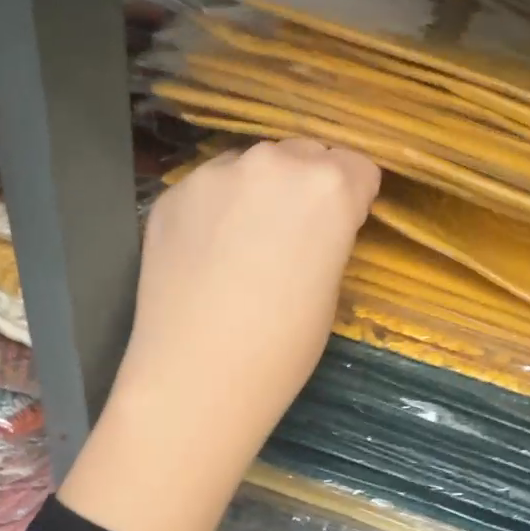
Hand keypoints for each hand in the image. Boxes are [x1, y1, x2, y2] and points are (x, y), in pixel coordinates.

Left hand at [60, 139, 380, 530]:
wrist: (197, 376)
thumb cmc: (282, 350)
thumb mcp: (330, 292)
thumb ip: (328, 238)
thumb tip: (314, 226)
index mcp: (328, 187)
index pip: (356, 165)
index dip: (352, 198)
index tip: (342, 228)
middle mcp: (273, 162)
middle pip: (304, 154)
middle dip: (305, 187)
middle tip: (293, 239)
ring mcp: (215, 173)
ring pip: (251, 166)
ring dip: (257, 193)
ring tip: (243, 250)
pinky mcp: (172, 193)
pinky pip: (208, 189)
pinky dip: (214, 211)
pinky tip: (206, 258)